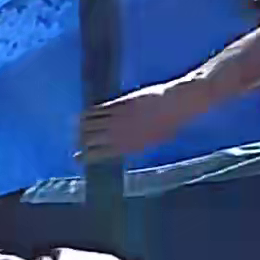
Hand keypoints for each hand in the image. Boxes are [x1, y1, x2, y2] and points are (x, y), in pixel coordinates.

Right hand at [78, 76, 214, 162]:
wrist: (181, 101)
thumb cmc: (171, 123)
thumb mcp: (151, 141)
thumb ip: (130, 146)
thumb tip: (113, 150)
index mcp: (125, 146)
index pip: (93, 155)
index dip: (83, 157)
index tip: (78, 157)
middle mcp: (117, 134)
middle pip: (85, 140)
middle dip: (79, 141)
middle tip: (78, 141)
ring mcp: (116, 118)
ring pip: (86, 125)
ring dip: (79, 128)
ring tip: (78, 128)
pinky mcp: (118, 104)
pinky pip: (94, 111)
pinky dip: (86, 114)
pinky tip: (84, 115)